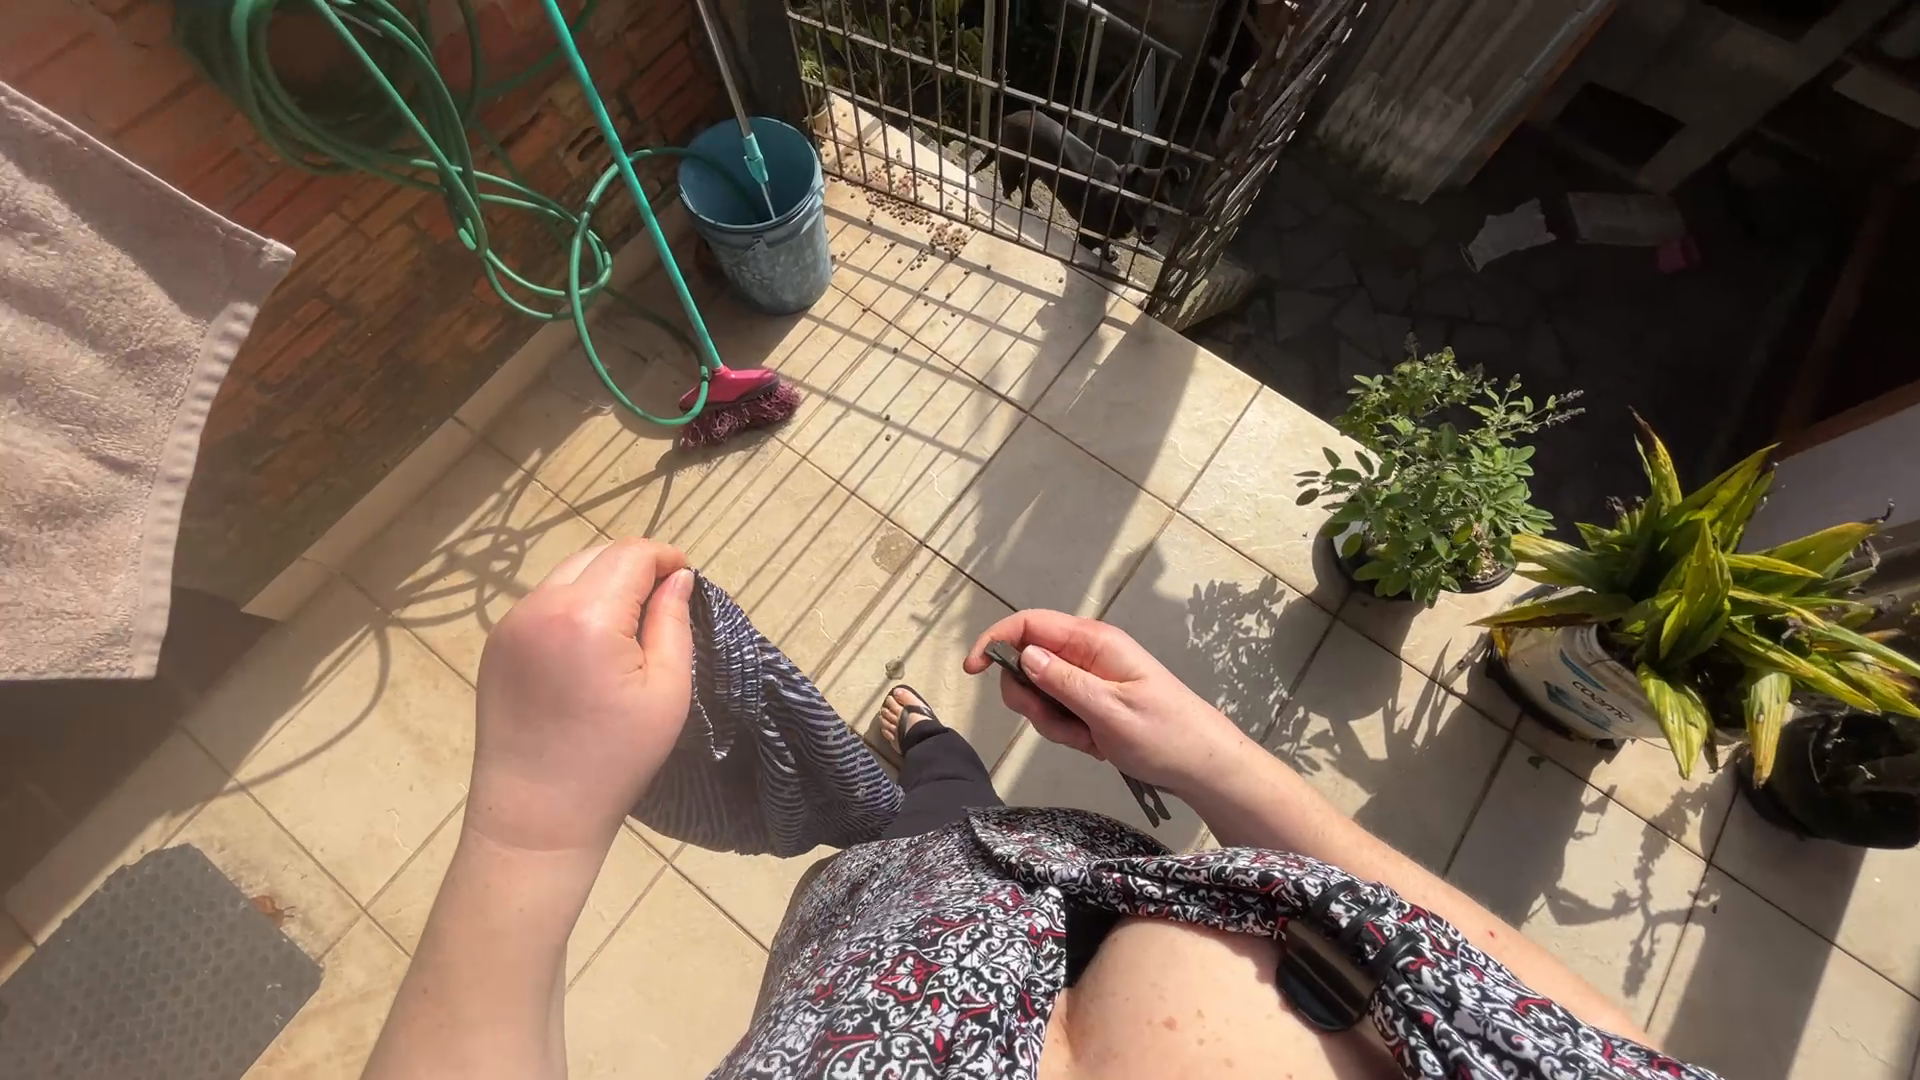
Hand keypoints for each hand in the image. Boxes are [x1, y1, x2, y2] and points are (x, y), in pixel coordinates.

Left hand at [467, 538, 694, 854]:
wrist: (537, 815)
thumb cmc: (616, 757)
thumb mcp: (668, 689)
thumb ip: (673, 622)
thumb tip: (678, 579)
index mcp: (586, 617)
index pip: (631, 554)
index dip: (666, 557)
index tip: (687, 580)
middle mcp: (539, 608)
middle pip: (597, 554)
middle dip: (636, 565)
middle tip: (664, 601)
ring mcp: (510, 625)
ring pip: (568, 574)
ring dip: (605, 582)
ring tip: (630, 624)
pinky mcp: (497, 644)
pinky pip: (545, 601)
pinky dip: (576, 602)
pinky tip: (593, 643)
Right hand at [963, 610, 1257, 797]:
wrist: (1203, 765)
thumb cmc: (1165, 734)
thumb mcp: (1110, 710)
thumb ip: (1064, 682)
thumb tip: (1023, 653)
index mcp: (1093, 642)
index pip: (1030, 624)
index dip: (996, 639)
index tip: (973, 669)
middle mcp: (1086, 653)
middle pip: (1027, 661)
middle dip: (1030, 697)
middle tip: (1056, 722)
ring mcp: (1087, 678)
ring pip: (1039, 691)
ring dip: (1051, 720)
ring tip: (1088, 739)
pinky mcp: (1089, 701)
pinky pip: (1057, 710)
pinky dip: (1066, 730)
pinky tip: (1094, 744)